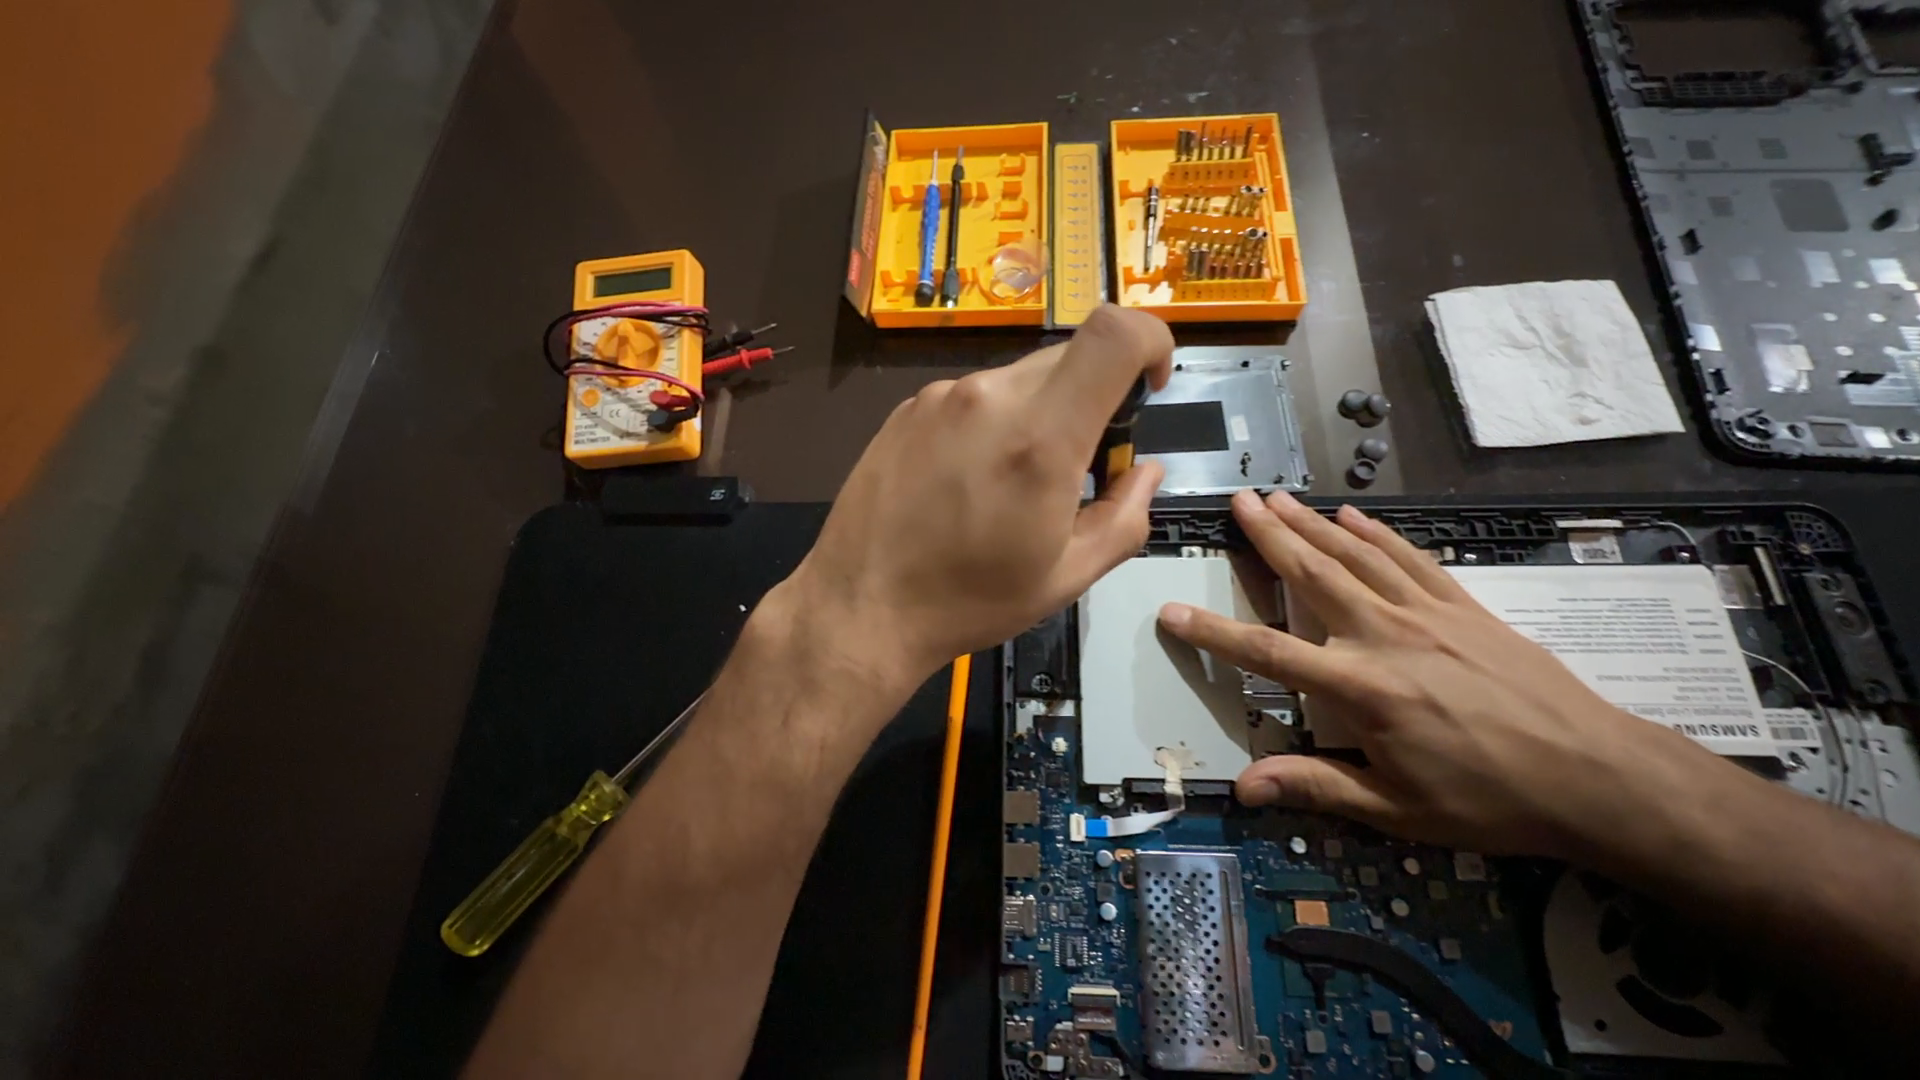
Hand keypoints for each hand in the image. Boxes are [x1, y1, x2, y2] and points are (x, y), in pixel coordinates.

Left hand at [782, 305, 1173, 688]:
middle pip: (1071, 359)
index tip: (1149, 389)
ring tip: (1012, 482)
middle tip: (1076, 467)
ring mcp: (941, 397)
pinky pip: (973, 396)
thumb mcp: (1067, 576)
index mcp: (1040, 437)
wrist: (861, 607)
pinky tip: (967, 479)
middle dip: (1094, 399)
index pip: (1115, 333)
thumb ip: (1124, 516)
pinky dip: (992, 422)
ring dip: (1039, 414)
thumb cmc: (969, 601)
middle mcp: (989, 396)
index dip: (1151, 343)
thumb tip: (1145, 471)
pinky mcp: (907, 408)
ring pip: (1019, 379)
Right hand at [1157, 489, 1724, 857]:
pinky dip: (1377, 533)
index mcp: (1360, 688)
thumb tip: (1245, 788)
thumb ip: (1317, 785)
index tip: (1172, 610)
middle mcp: (1384, 636)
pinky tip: (1353, 516)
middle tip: (1237, 500)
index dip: (1214, 632)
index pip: (1268, 653)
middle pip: (1312, 575)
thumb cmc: (1489, 799)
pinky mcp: (1465, 606)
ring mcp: (1427, 613)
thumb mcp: (1396, 808)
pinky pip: (1410, 558)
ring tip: (1277, 497)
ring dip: (1312, 523)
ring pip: (1356, 555)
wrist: (1597, 774)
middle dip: (1268, 536)